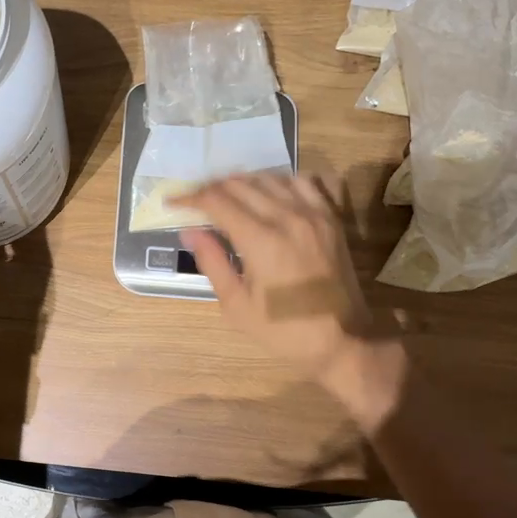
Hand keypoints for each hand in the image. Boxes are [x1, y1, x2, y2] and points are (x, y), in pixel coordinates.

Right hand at [176, 172, 405, 428]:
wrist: (343, 339)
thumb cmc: (284, 330)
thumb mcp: (237, 306)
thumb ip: (213, 262)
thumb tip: (189, 230)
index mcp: (261, 240)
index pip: (217, 201)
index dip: (190, 199)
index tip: (173, 204)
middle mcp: (287, 217)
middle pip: (240, 184)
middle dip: (211, 188)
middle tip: (195, 201)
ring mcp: (313, 214)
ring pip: (269, 178)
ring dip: (242, 182)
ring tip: (226, 195)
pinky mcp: (330, 218)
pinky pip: (303, 182)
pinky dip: (279, 180)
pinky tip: (269, 192)